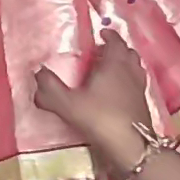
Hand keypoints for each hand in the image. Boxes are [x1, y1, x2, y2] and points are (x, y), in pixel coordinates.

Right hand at [32, 29, 155, 170]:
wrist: (130, 147)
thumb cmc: (99, 118)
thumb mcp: (67, 104)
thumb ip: (50, 88)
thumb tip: (37, 72)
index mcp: (114, 64)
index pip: (115, 42)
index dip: (109, 35)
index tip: (101, 32)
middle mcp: (130, 72)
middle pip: (128, 53)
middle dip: (117, 48)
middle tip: (102, 51)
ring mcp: (139, 89)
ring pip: (135, 68)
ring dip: (125, 63)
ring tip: (111, 68)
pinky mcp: (143, 104)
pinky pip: (137, 83)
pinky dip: (128, 80)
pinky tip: (118, 92)